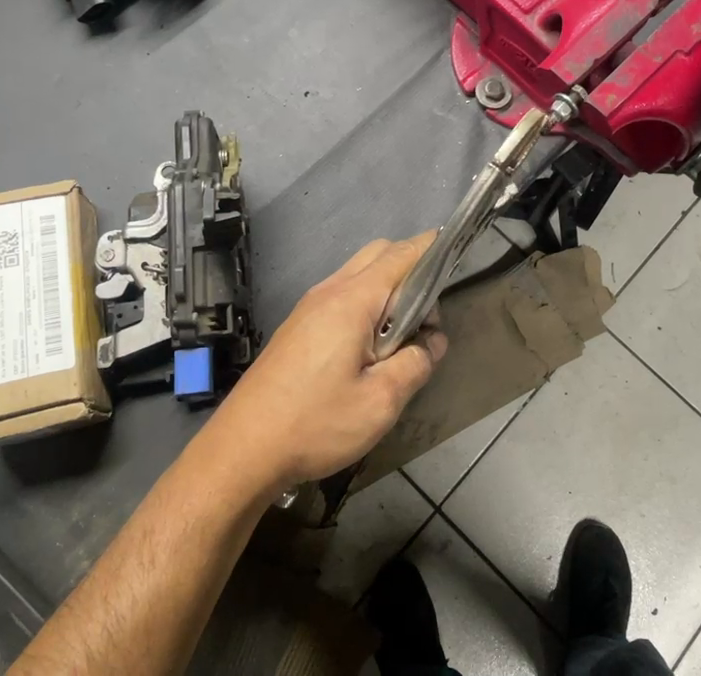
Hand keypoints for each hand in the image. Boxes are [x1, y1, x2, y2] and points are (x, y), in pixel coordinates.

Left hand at [207, 234, 448, 490]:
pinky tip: (369, 350)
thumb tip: (433, 341)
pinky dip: (366, 306)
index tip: (457, 259)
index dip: (432, 250)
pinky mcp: (298, 327)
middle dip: (412, 271)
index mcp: (351, 301)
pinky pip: (342, 296)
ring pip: (359, 275)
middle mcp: (328, 292)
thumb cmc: (315, 424)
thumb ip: (416, 364)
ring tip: (399, 342)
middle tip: (426, 320)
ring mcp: (309, 308)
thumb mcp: (381, 403)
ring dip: (388, 292)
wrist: (243, 449)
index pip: (401, 255)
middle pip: (379, 254)